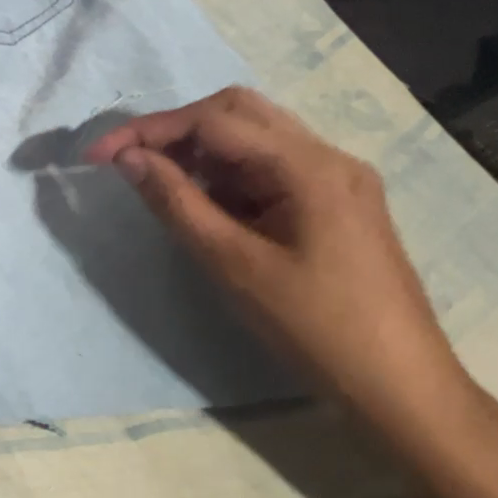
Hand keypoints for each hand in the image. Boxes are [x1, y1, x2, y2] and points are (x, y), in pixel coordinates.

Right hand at [83, 87, 471, 430]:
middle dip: (174, 129)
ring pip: (253, 134)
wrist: (401, 387)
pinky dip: (225, 171)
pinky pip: (269, 164)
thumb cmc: (314, 325)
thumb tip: (126, 158)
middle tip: (129, 161)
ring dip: (198, 149)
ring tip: (159, 182)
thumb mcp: (230, 263)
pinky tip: (204, 202)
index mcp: (309, 166)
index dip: (146, 131)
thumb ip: (175, 201)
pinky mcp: (335, 202)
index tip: (96, 157)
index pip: (212, 120)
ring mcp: (336, 179)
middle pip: (237, 111)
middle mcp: (328, 157)